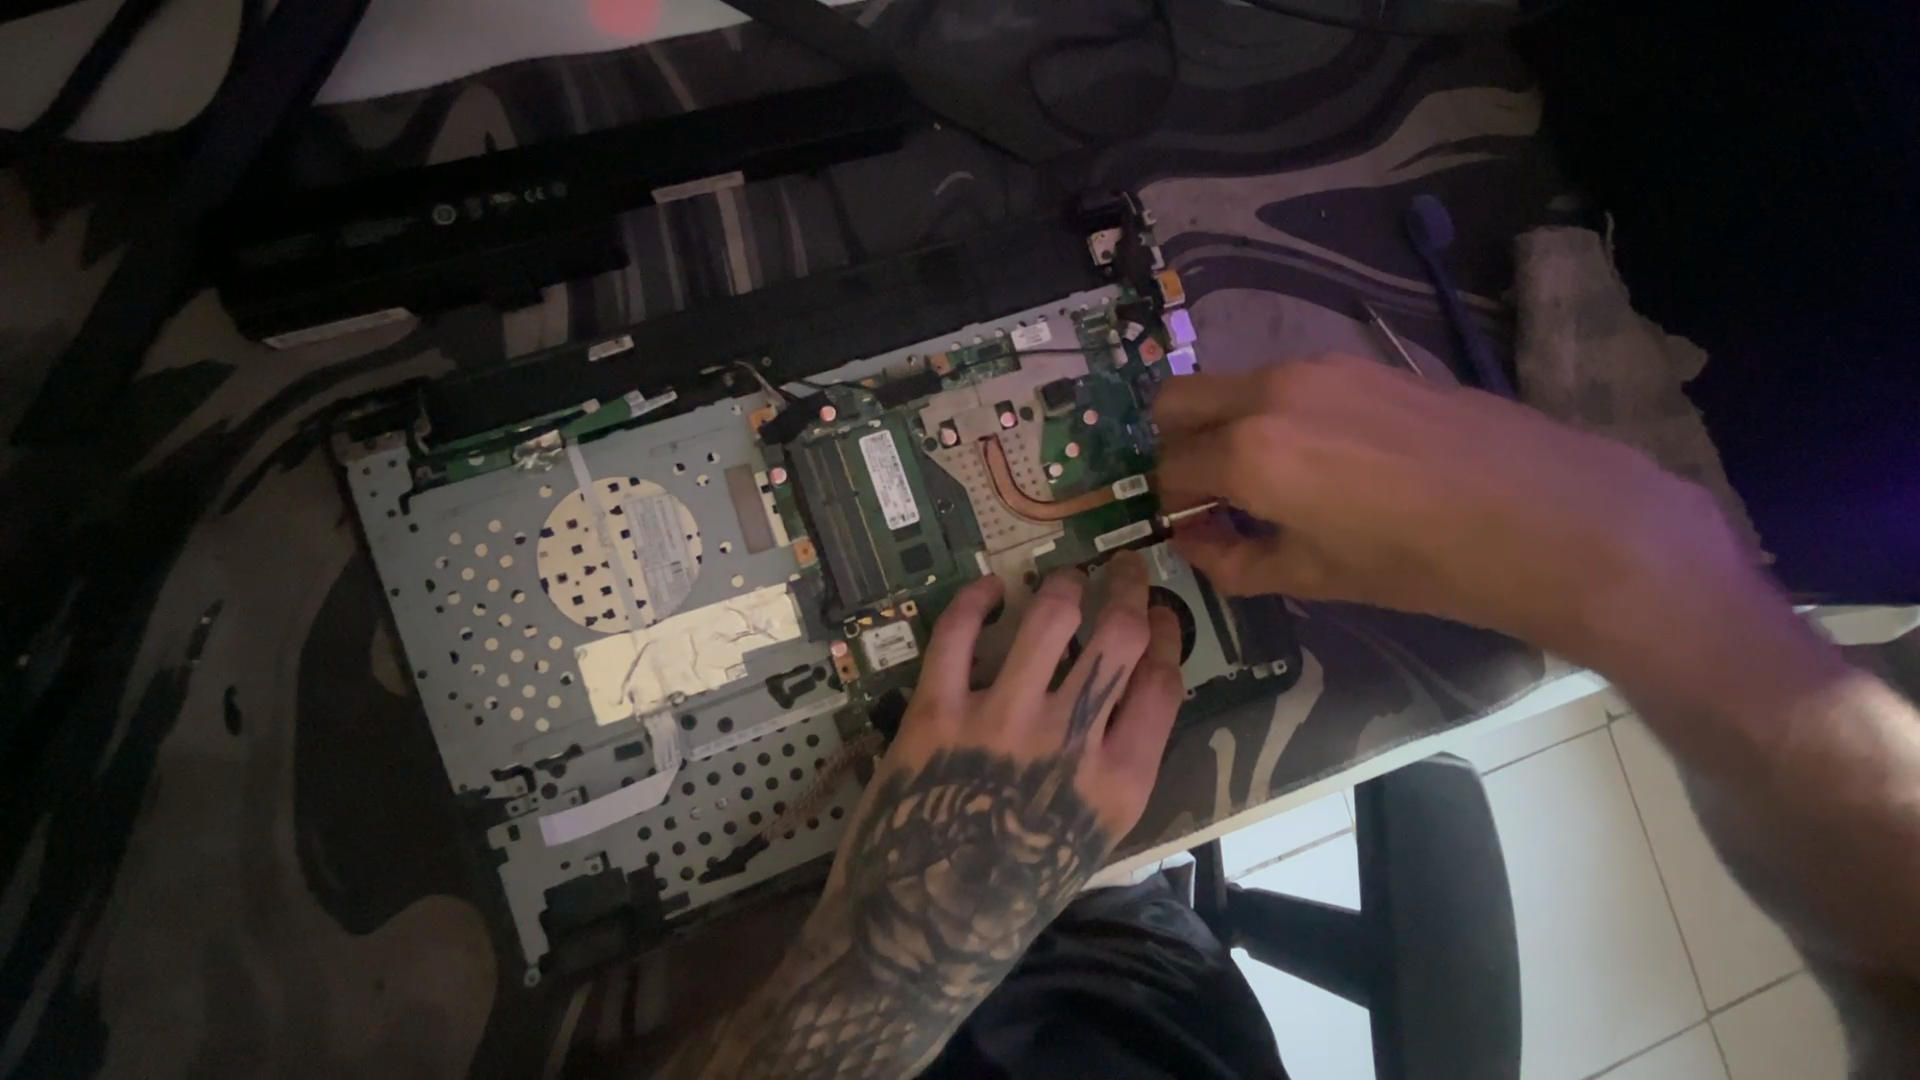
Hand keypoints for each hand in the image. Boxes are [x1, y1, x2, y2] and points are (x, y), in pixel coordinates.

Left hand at [686, 553, 1181, 1078]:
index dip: (1168, 633)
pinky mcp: (935, 710)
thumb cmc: (1013, 890)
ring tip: (1063, 581)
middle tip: (1120, 571)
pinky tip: (990, 589)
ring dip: (1062, 586)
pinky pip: (958, 631)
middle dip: (1127, 588)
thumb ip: (1119, 765)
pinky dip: (975, 598)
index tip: (1161, 613)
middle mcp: (1069, 742)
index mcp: (1119, 782)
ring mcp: (1000, 720)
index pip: (1164, 679)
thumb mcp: (1091, 839)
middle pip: (1120, 633)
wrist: (919, 930)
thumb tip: (1134, 687)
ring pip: (1049, 617)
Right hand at [1153, 355, 1773, 672]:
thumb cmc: (1420, 564)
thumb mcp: (1312, 577)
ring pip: (1230, 387)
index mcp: (1249, 453)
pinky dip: (1272, 415)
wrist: (1552, 518)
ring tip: (1269, 480)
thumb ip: (1231, 561)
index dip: (1167, 502)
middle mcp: (1269, 394)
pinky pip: (1283, 383)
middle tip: (1207, 492)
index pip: (1167, 467)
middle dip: (1174, 448)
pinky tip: (1322, 458)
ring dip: (1223, 428)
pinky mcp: (1360, 363)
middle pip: (1176, 403)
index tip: (1188, 526)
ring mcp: (1317, 368)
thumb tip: (1194, 541)